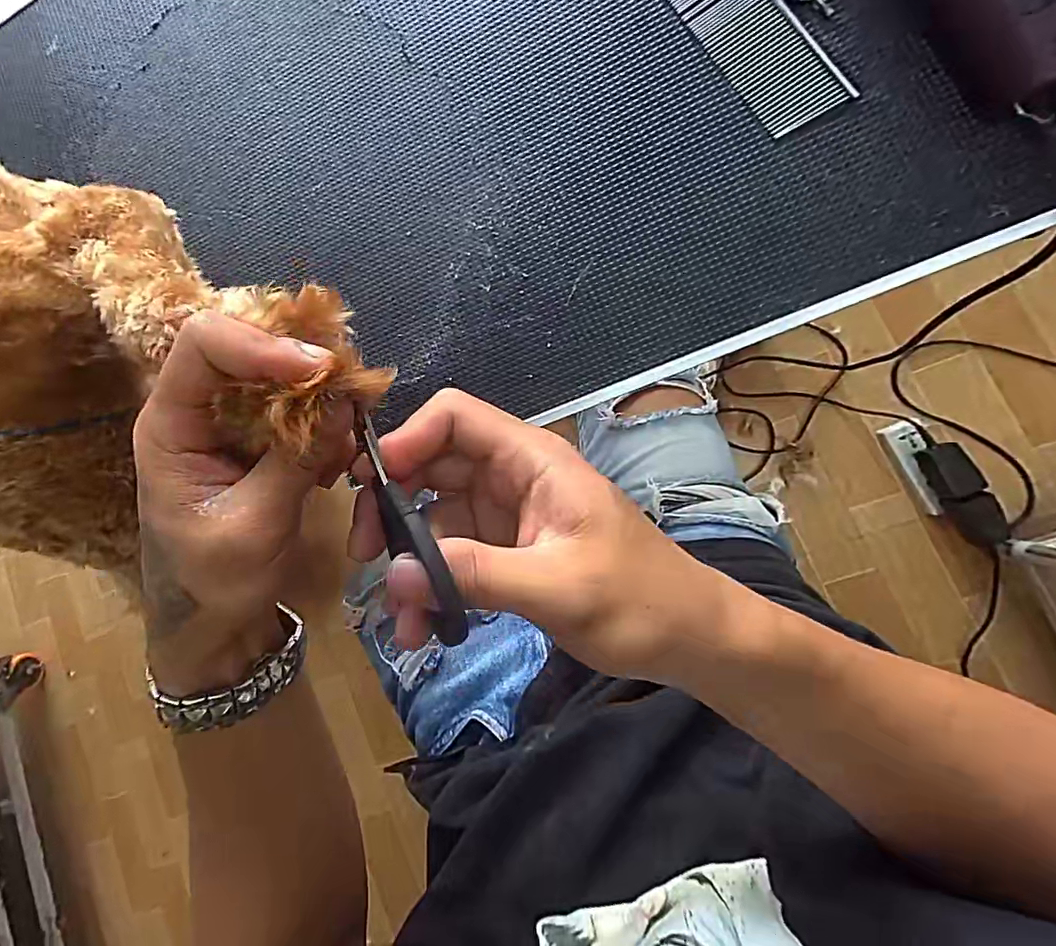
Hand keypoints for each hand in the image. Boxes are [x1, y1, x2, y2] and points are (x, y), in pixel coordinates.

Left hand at [135, 312, 357, 692]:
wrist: (215, 623)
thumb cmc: (215, 584)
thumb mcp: (256, 525)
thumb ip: (297, 459)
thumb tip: (344, 399)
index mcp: (170, 424)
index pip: (203, 343)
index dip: (259, 342)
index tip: (316, 367)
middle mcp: (197, 409)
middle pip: (246, 345)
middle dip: (300, 361)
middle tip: (347, 387)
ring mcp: (230, 422)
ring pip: (278, 372)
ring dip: (320, 392)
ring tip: (345, 433)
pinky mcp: (259, 439)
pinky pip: (297, 405)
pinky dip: (325, 419)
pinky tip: (335, 458)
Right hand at [347, 390, 765, 684]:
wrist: (690, 639)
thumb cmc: (640, 600)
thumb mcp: (559, 587)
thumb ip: (477, 574)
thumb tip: (394, 574)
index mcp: (532, 459)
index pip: (456, 417)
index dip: (409, 439)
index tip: (372, 484)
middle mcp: (511, 477)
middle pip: (431, 465)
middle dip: (391, 505)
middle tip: (365, 553)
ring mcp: (505, 514)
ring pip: (434, 516)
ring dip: (408, 560)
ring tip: (397, 615)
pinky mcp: (505, 550)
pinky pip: (452, 556)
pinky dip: (433, 586)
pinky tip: (424, 628)